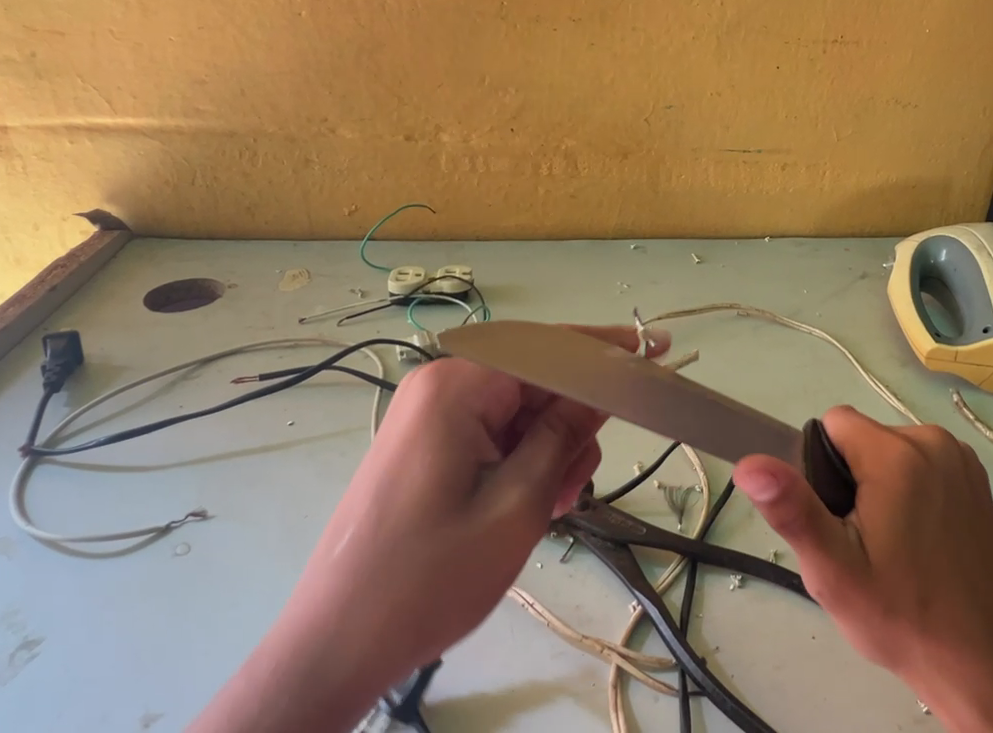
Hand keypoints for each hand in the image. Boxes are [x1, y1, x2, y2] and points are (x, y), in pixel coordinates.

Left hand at [189, 324, 667, 732]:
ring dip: (551, 449)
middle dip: (573, 421)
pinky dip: (524, 461)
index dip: (608, 349)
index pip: (551, 347)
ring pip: (520, 411)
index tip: (658, 349)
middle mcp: (440, 386)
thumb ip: (563, 436)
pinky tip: (531, 505)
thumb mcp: (517, 505)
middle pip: (536, 378)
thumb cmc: (428, 577)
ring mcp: (430, 416)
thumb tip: (603, 388)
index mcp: (457, 385)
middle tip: (582, 481)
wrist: (335, 645)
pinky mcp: (427, 446)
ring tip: (555, 506)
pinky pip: (495, 433)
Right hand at [732, 407, 992, 732]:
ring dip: (881, 484)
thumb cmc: (901, 616)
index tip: (836, 519)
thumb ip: (792, 511)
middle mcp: (932, 440)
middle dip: (852, 480)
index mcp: (896, 455)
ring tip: (893, 545)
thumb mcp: (833, 571)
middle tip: (863, 543)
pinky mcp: (975, 475)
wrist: (981, 657)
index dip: (822, 470)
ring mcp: (959, 457)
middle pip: (862, 438)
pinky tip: (920, 538)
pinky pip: (921, 462)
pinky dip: (912, 488)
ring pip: (890, 450)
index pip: (833, 424)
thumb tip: (748, 464)